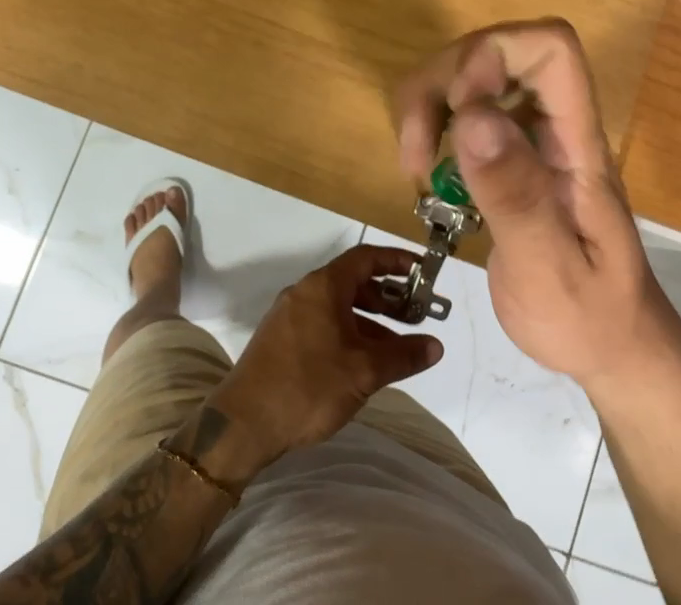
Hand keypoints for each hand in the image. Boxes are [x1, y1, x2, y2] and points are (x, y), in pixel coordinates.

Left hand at [199, 246, 443, 481]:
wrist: (244, 423)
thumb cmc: (309, 387)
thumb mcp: (365, 371)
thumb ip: (403, 355)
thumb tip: (435, 346)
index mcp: (322, 287)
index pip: (365, 258)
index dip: (396, 261)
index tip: (422, 273)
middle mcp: (303, 293)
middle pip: (352, 282)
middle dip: (387, 297)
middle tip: (415, 316)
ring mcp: (288, 316)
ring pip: (337, 306)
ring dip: (369, 320)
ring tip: (395, 347)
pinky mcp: (280, 340)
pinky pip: (322, 324)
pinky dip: (348, 333)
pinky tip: (362, 362)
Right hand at [393, 18, 674, 391]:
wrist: (612, 348)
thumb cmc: (588, 319)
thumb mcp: (548, 269)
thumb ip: (514, 195)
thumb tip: (473, 115)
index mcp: (578, 145)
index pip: (551, 49)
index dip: (492, 55)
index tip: (456, 113)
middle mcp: (557, 129)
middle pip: (501, 51)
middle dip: (442, 83)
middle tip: (419, 154)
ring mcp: (534, 142)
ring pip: (475, 77)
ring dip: (430, 106)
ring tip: (417, 167)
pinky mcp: (513, 161)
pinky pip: (468, 114)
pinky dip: (435, 129)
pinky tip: (428, 175)